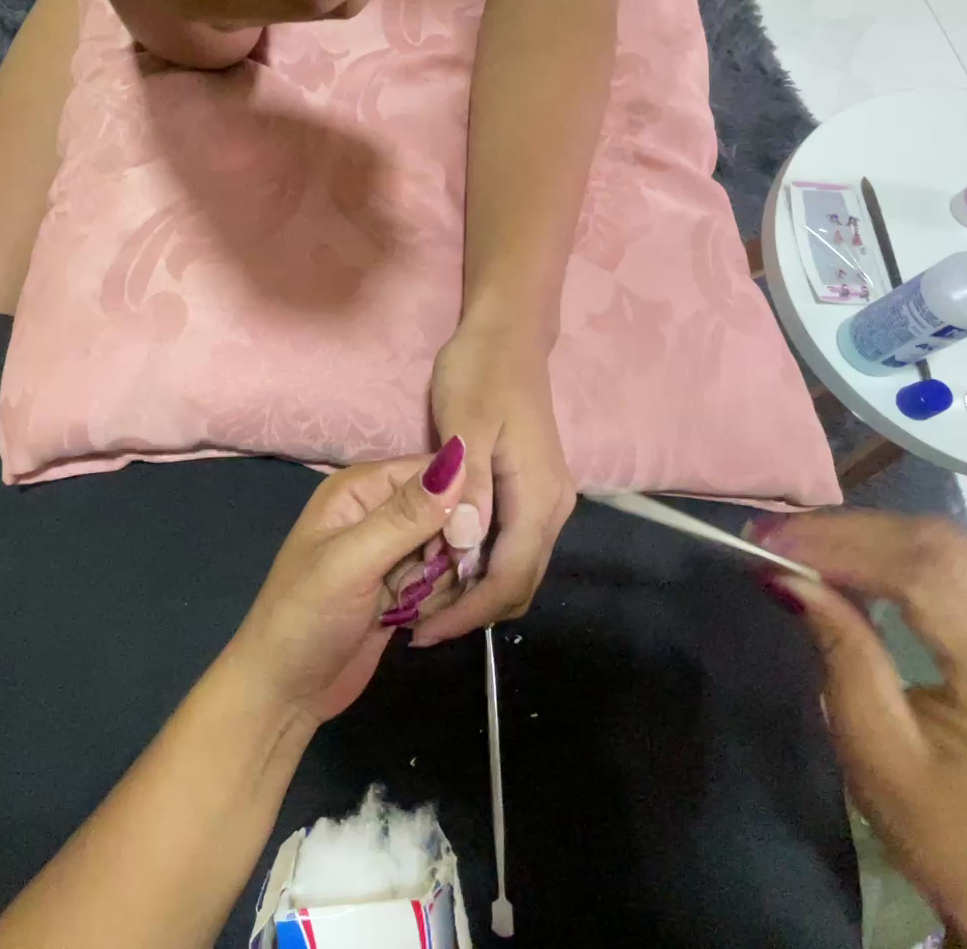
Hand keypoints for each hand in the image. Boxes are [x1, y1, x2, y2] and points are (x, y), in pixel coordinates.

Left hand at [227, 443, 468, 721]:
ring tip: (407, 610)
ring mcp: (393, 552)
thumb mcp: (352, 562)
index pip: (434, 472)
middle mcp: (379, 511)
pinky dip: (439, 604)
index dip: (460, 504)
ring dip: (443, 585)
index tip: (461, 545)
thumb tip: (460, 457)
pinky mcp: (403, 587)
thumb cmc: (305, 619)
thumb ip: (405, 515)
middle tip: (419, 587)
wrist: (285, 692)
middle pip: (451, 513)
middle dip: (451, 553)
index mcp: (360, 489)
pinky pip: (445, 582)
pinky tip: (414, 624)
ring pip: (453, 552)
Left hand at [414, 324, 575, 645]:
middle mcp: (549, 508)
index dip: (468, 611)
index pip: (509, 576)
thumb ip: (466, 483)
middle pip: (516, 583)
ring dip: (470, 593)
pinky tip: (438, 567)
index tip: (424, 630)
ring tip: (421, 605)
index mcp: (538, 497)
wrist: (506, 335)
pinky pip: (506, 549)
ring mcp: (542, 502)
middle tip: (417, 626)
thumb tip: (467, 544)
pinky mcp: (527, 496)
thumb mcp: (464, 421)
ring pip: (512, 570)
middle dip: (469, 611)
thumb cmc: (478, 373)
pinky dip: (475, 569)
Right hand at [751, 514, 966, 948]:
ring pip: (955, 548)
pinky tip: (848, 558)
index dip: (842, 543)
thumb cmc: (937, 826)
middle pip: (945, 550)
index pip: (931, 576)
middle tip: (770, 534)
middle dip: (846, 532)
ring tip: (796, 542)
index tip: (768, 539)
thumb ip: (839, 647)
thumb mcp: (870, 743)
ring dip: (867, 536)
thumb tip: (783, 573)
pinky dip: (897, 554)